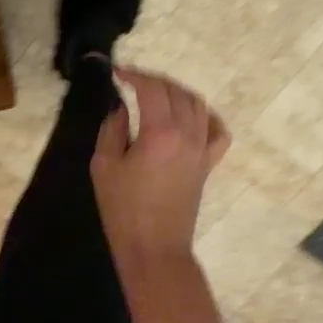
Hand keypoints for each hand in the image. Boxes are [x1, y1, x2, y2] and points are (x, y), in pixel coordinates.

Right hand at [91, 67, 230, 267]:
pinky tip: (191, 116)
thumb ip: (112, 128)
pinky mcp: (207, 165)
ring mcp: (202, 150)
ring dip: (176, 92)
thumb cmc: (123, 210)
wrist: (154, 249)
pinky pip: (218, 132)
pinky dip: (206, 117)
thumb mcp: (104, 165)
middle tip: (131, 81)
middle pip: (176, 92)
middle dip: (153, 80)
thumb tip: (120, 107)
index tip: (117, 73)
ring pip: (198, 105)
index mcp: (161, 133)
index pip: (152, 89)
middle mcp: (187, 135)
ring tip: (156, 94)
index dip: (134, 75)